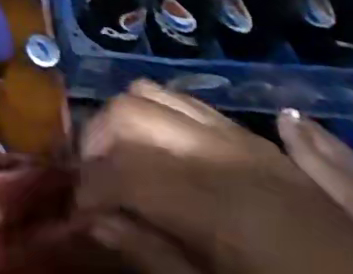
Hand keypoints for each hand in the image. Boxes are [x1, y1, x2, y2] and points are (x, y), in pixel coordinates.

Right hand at [76, 81, 352, 273]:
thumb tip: (93, 222)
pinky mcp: (278, 153)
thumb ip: (158, 261)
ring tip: (124, 166)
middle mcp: (228, 150)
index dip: (86, 188)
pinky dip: (176, 116)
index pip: (120, 166)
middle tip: (92, 188)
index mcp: (216, 194)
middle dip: (98, 141)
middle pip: (132, 111)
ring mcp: (257, 145)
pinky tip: (169, 140)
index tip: (74, 218)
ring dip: (131, 122)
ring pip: (164, 96)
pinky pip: (210, 110)